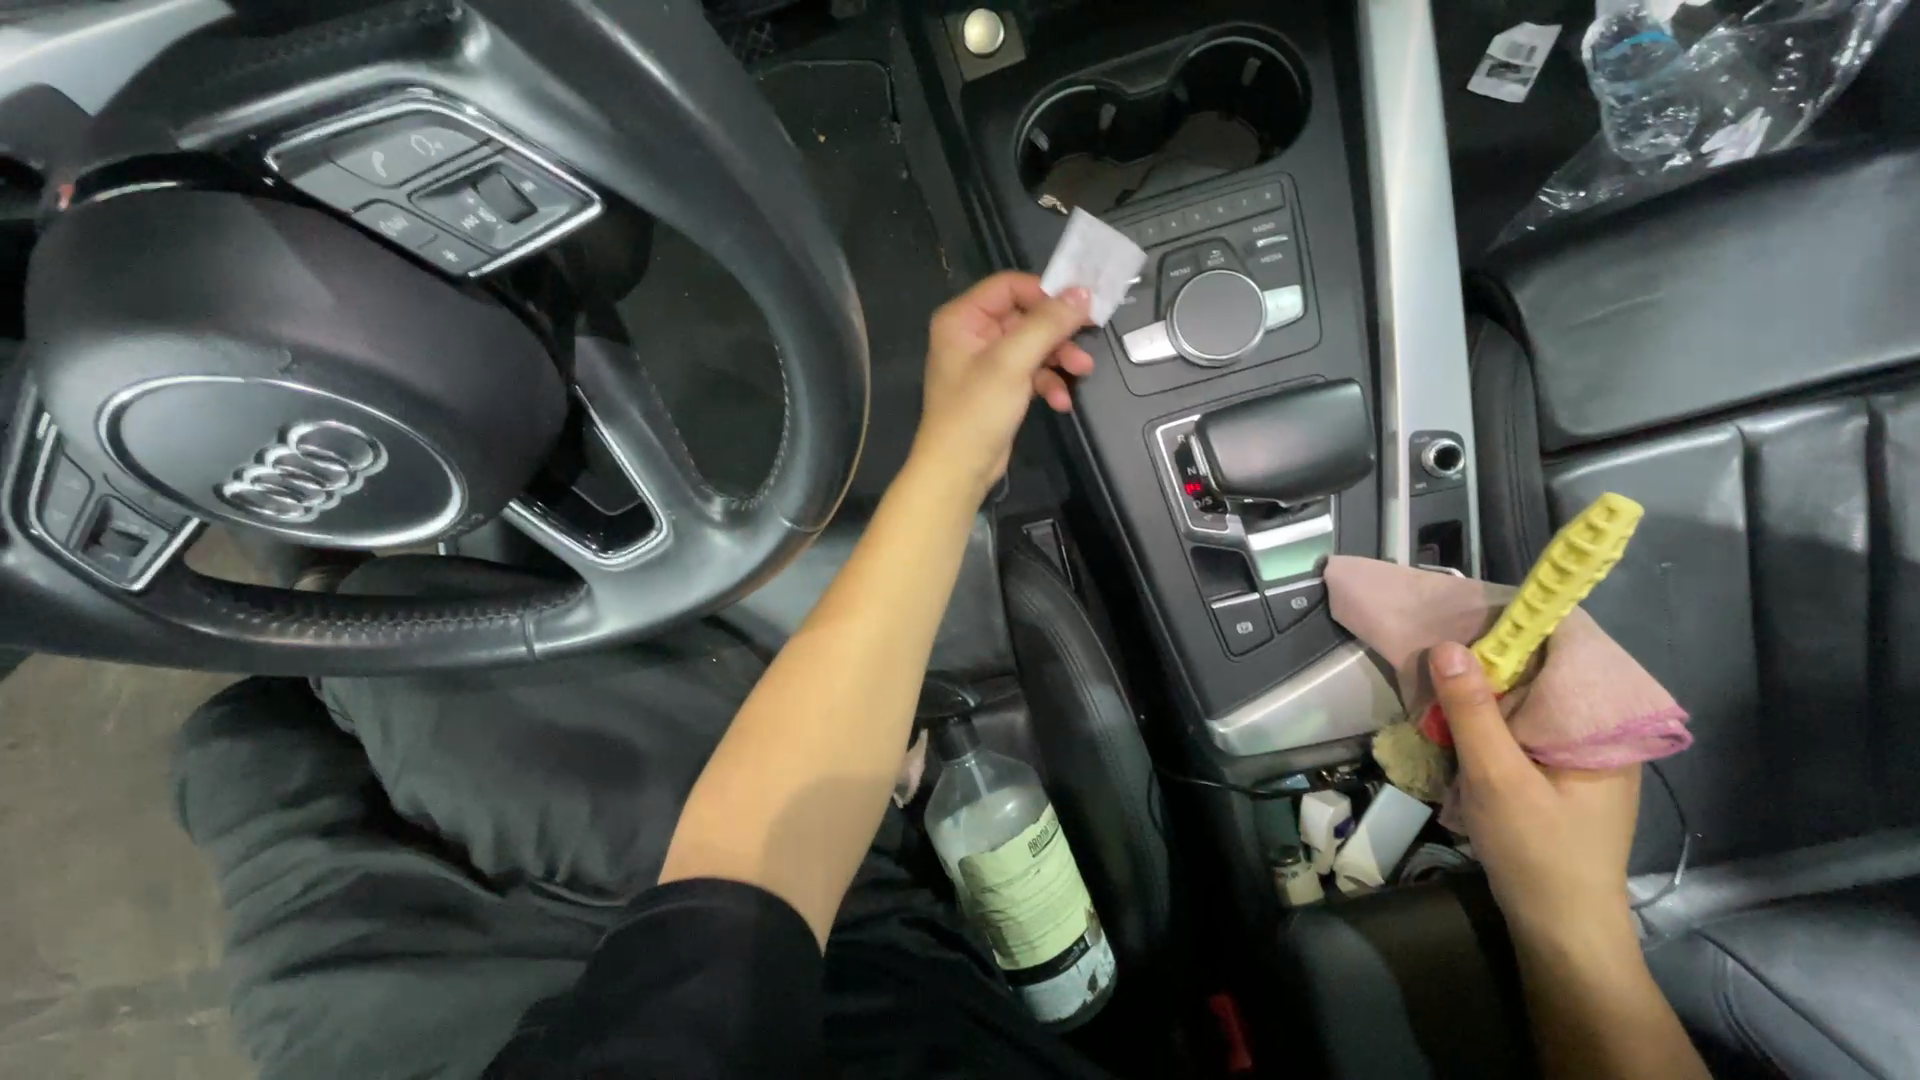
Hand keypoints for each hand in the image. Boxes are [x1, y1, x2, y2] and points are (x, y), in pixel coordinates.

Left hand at [911, 272, 1092, 495]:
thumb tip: (1082, 293)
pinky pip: (1031, 373)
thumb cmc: (976, 411)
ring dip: (1059, 358)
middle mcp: (972, 334)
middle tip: (1089, 338)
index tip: (1080, 307)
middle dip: (1058, 333)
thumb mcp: (1013, 362)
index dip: (1046, 294)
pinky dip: (1048, 383)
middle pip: (1026, 316)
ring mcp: (986, 362)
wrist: (958, 469)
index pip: (1010, 286)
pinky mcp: (1000, 387)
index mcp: (963, 318)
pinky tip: (1060, 401)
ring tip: (1082, 372)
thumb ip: (1048, 324)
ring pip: (1033, 345)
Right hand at [1430, 641, 1641, 944]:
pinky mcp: (1557, 777)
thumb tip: (1448, 646)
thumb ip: (1472, 712)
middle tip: (1443, 654)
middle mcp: (1600, 736)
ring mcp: (1579, 759)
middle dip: (1494, 662)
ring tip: (1441, 685)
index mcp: (1606, 730)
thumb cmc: (1538, 852)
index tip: (1472, 620)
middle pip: (1548, 677)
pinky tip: (1456, 725)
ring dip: (1485, 694)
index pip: (1574, 656)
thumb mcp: (1497, 778)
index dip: (1525, 631)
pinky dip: (1489, 721)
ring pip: (1530, 705)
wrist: (1560, 931)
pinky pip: (1522, 730)